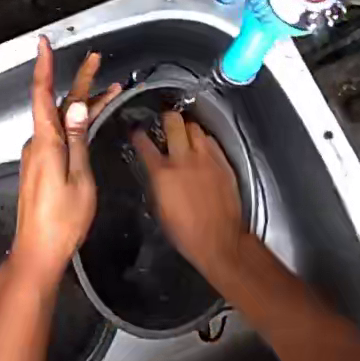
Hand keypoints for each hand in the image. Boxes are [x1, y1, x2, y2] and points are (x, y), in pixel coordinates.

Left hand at [9, 37, 120, 290]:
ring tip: (110, 88)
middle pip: (58, 103)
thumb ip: (78, 140)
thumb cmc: (62, 220)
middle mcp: (39, 142)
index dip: (44, 67)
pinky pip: (61, 134)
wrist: (37, 252)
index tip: (44, 44)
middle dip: (79, 80)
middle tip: (96, 59)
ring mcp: (39, 153)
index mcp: (46, 142)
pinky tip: (92, 119)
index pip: (42, 94)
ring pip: (63, 119)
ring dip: (84, 103)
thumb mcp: (79, 178)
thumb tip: (79, 105)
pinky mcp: (42, 164)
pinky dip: (78, 123)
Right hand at [131, 110, 249, 283]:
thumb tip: (154, 172)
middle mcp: (183, 160)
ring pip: (195, 128)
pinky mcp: (223, 164)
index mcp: (162, 173)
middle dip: (167, 119)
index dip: (138, 134)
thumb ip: (156, 184)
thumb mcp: (159, 209)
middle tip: (165, 122)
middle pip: (173, 122)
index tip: (136, 132)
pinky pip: (211, 141)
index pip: (144, 144)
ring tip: (185, 134)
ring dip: (187, 129)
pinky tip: (202, 148)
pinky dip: (204, 141)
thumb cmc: (185, 232)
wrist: (220, 241)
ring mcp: (205, 159)